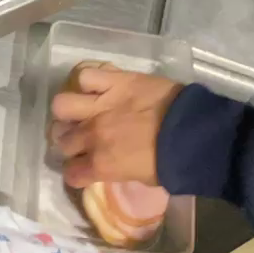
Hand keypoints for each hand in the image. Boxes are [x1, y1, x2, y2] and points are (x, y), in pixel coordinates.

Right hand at [49, 64, 182, 187]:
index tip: (82, 168)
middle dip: (68, 142)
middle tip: (80, 139)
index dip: (75, 171)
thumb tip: (108, 166)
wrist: (192, 133)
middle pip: (61, 140)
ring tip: (80, 111)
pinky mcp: (115, 81)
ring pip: (62, 105)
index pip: (70, 172)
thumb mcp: (140, 177)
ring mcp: (101, 105)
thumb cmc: (172, 162)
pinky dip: (87, 82)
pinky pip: (85, 76)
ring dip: (69, 112)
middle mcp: (92, 135)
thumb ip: (116, 170)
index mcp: (101, 164)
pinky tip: (96, 88)